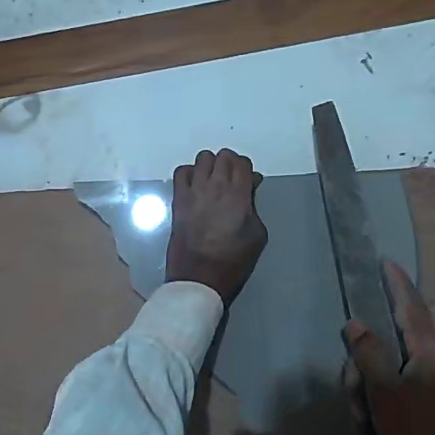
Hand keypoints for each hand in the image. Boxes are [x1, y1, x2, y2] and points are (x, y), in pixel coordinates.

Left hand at [165, 149, 266, 303]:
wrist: (199, 277)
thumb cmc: (233, 261)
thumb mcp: (257, 235)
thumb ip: (254, 207)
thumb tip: (249, 189)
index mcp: (238, 195)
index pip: (242, 163)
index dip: (246, 169)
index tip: (247, 181)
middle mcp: (215, 186)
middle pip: (223, 156)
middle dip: (230, 164)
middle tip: (231, 180)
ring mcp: (193, 191)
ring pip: (202, 158)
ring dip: (210, 166)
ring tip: (213, 181)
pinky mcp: (178, 199)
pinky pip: (181, 172)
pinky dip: (189, 173)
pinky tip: (195, 185)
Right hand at [345, 262, 434, 434]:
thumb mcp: (384, 395)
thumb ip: (368, 354)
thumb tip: (357, 322)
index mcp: (431, 354)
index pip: (411, 307)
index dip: (396, 284)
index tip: (386, 261)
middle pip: (392, 348)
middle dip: (364, 368)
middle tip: (353, 396)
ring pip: (394, 376)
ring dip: (372, 396)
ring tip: (365, 426)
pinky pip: (404, 398)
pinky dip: (386, 411)